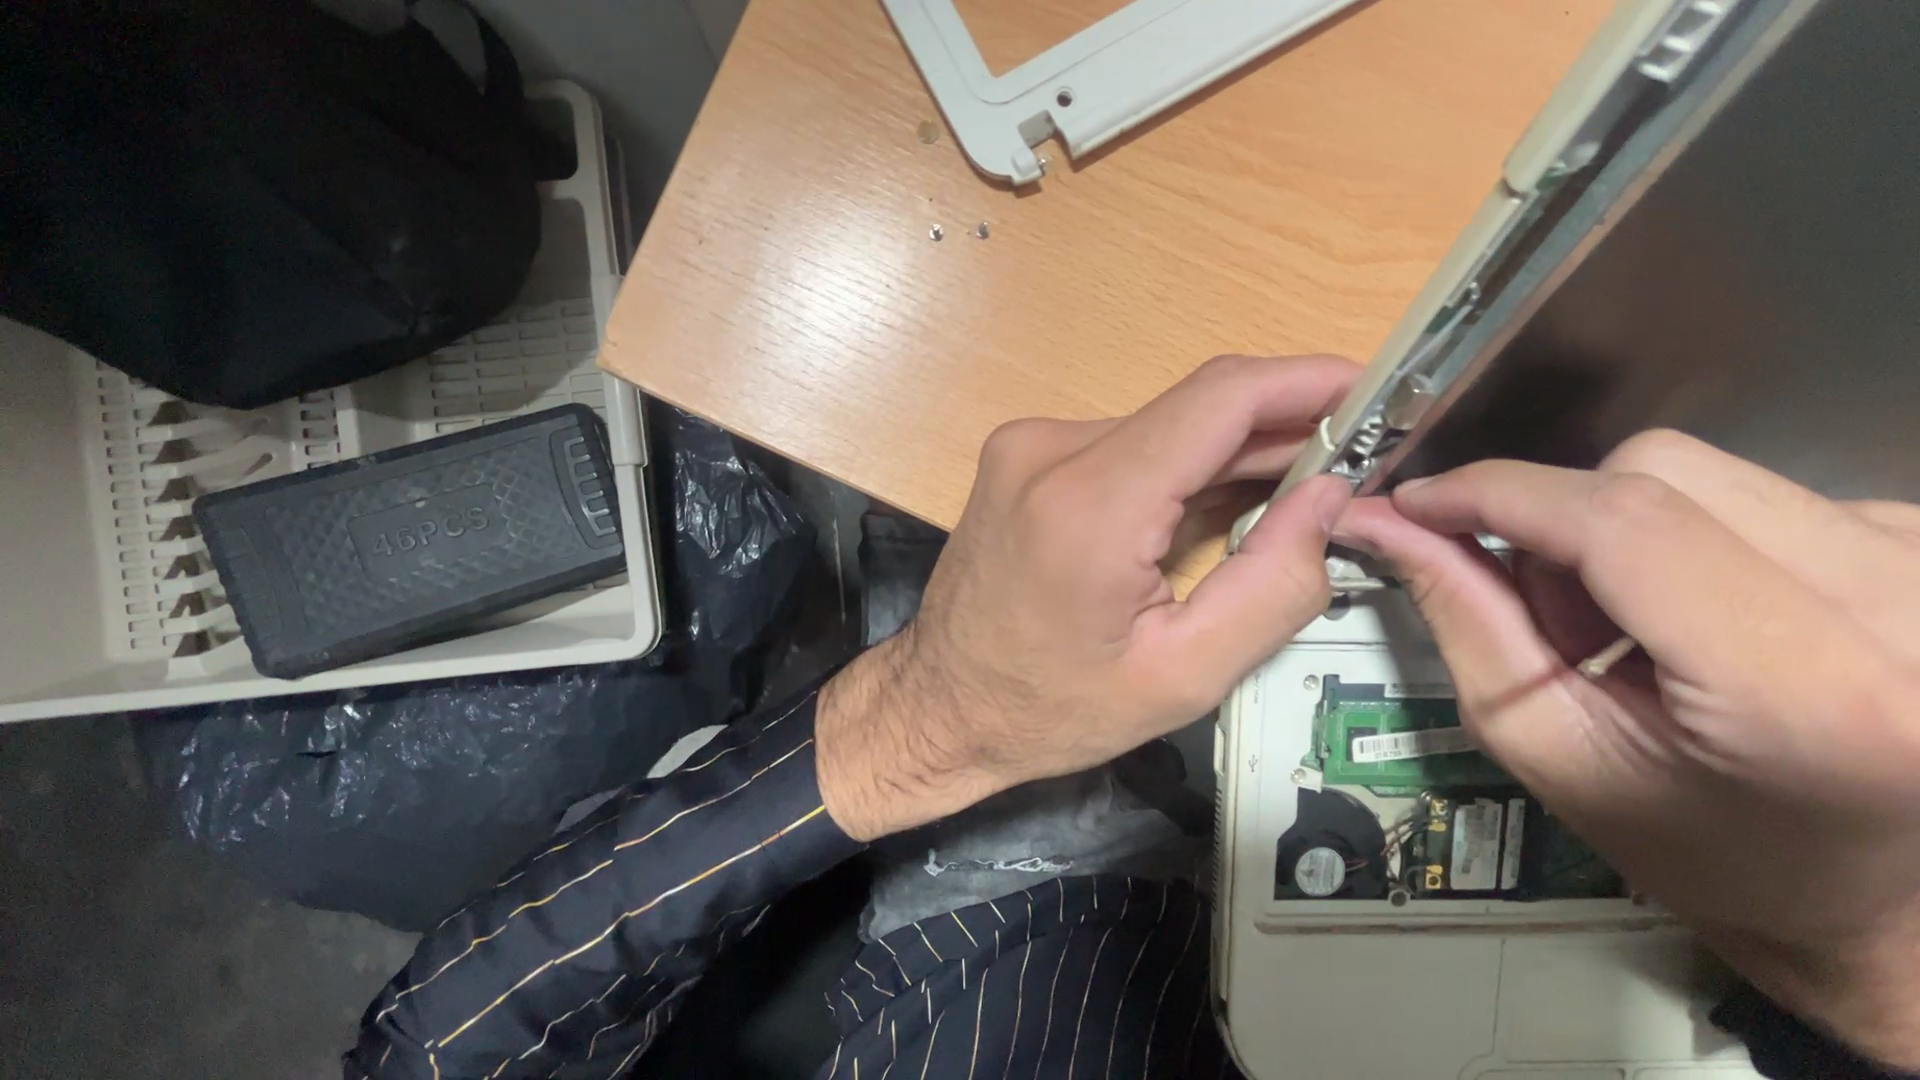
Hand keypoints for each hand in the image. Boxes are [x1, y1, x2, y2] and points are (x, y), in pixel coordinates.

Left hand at [817, 355, 1357, 841]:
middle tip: (1354, 465)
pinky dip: (1181, 464)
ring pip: (1164, 424)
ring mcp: (1028, 446)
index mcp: (1089, 504)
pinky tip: (1221, 500)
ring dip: (1232, 450)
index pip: (1219, 398)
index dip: (1307, 383)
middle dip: (1281, 429)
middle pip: (1195, 409)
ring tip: (1297, 492)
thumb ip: (1272, 585)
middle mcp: (1050, 450)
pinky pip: (1126, 442)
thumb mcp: (1183, 676)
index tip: (1374, 398)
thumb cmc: (1054, 709)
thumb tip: (1330, 495)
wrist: (940, 703)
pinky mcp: (1023, 456)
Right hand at [1335, 430, 1919, 1067]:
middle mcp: (1903, 608)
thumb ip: (1463, 617)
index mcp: (1803, 691)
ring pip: (1701, 471)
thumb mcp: (1543, 742)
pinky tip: (1697, 614)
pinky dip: (1685, 535)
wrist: (1866, 892)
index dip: (1498, 495)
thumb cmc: (1690, 842)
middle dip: (1559, 523)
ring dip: (1621, 532)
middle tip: (1551, 615)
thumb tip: (1385, 519)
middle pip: (1659, 472)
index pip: (1623, 525)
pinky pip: (1750, 488)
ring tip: (1632, 626)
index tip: (1412, 503)